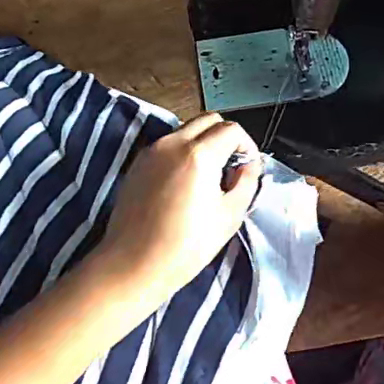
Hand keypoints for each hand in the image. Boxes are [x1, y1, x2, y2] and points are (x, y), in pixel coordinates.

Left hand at [90, 114, 262, 308]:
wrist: (134, 264)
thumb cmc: (182, 247)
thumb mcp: (229, 216)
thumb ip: (246, 182)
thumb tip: (248, 166)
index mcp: (197, 155)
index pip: (231, 129)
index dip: (246, 145)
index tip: (247, 165)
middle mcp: (171, 145)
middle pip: (208, 119)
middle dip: (225, 136)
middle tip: (231, 165)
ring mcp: (151, 152)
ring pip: (186, 130)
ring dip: (203, 143)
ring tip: (208, 177)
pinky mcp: (137, 164)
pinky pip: (167, 145)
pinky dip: (182, 153)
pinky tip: (185, 184)